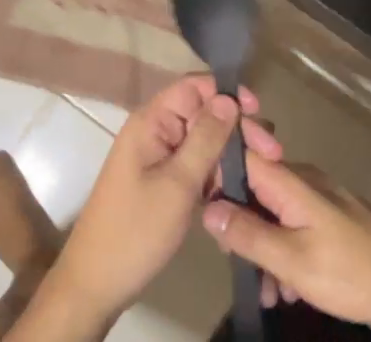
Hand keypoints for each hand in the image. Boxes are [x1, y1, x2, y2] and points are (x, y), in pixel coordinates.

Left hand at [46, 75, 281, 320]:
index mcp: (150, 122)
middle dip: (237, 128)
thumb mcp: (178, 184)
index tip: (259, 113)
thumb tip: (229, 98)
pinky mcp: (161, 181)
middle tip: (274, 154)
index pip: (194, 87)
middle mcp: (153, 131)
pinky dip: (217, 172)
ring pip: (202, 141)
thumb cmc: (136, 231)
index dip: (227, 93)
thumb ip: (206, 139)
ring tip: (265, 172)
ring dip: (231, 153)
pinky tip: (241, 187)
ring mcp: (156, 157)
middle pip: (202, 113)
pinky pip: (195, 164)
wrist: (96, 283)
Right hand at [202, 157, 370, 341]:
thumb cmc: (353, 271)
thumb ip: (248, 233)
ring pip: (275, 212)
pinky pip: (295, 225)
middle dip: (240, 225)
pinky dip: (286, 251)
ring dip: (264, 247)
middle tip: (239, 264)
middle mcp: (304, 179)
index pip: (241, 154)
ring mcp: (321, 198)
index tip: (201, 202)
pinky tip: (291, 287)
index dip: (216, 171)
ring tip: (270, 291)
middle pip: (254, 188)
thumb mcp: (292, 260)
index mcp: (291, 181)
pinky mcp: (334, 218)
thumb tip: (208, 207)